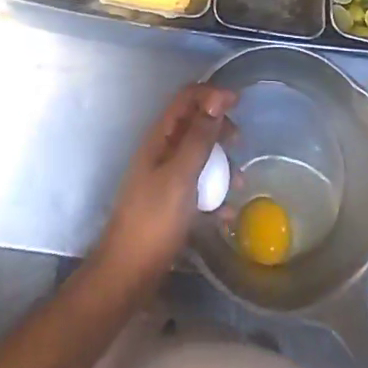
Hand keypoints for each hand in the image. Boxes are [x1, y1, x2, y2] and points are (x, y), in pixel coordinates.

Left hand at [93, 84, 235, 288]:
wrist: (128, 274)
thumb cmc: (154, 220)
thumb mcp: (181, 175)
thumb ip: (199, 136)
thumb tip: (217, 97)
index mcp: (160, 138)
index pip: (187, 98)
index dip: (212, 94)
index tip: (239, 103)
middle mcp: (162, 152)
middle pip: (195, 124)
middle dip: (220, 128)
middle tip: (239, 142)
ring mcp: (166, 178)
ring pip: (200, 156)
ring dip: (221, 164)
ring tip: (239, 184)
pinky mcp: (172, 203)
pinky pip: (199, 187)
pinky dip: (215, 195)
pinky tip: (227, 214)